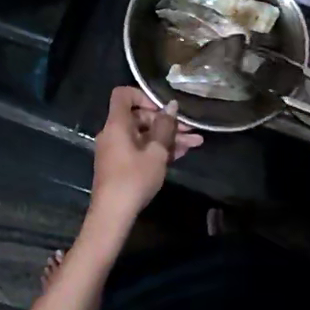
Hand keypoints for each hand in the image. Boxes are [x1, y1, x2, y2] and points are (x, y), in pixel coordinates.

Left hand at [86, 87, 201, 238]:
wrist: (113, 214)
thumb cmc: (134, 179)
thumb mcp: (156, 153)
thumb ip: (165, 127)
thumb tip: (171, 106)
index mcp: (117, 125)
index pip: (123, 95)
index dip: (143, 96)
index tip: (163, 109)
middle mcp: (113, 133)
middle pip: (139, 117)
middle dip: (166, 122)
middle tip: (190, 129)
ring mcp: (117, 150)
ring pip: (144, 135)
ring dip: (168, 137)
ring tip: (195, 142)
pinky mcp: (121, 165)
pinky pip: (141, 148)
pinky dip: (158, 149)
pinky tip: (182, 153)